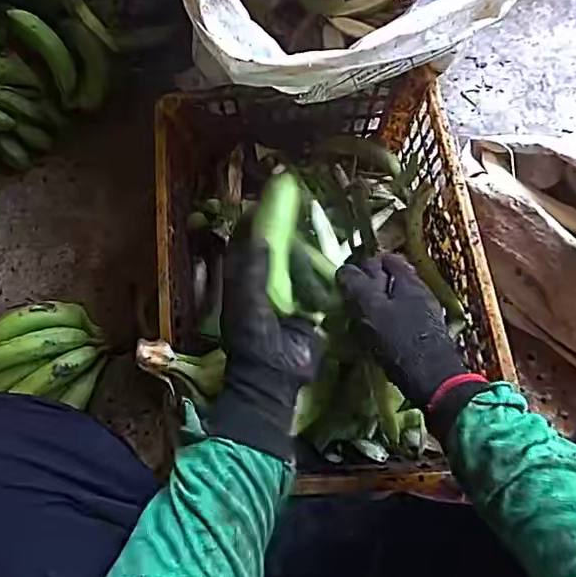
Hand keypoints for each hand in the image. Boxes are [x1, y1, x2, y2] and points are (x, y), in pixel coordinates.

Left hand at [211, 220, 322, 459]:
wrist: (275, 378)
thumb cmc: (253, 338)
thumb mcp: (247, 300)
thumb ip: (253, 267)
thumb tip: (260, 234)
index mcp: (243, 279)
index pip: (247, 242)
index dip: (255, 221)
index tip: (267, 198)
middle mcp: (265, 282)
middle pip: (274, 247)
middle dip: (285, 228)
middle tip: (298, 204)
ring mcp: (288, 294)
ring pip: (296, 262)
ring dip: (305, 246)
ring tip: (317, 222)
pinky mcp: (309, 307)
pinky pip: (316, 282)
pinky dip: (322, 269)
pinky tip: (332, 253)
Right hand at [337, 254, 466, 407]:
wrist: (433, 380)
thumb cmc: (399, 342)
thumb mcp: (371, 310)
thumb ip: (357, 286)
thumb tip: (344, 270)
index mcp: (407, 281)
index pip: (383, 260)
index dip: (363, 266)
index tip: (346, 280)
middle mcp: (419, 291)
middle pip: (390, 277)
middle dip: (370, 283)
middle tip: (350, 297)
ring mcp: (424, 312)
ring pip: (395, 297)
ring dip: (377, 302)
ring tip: (360, 316)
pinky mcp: (424, 332)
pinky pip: (400, 316)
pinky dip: (385, 318)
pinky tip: (376, 332)